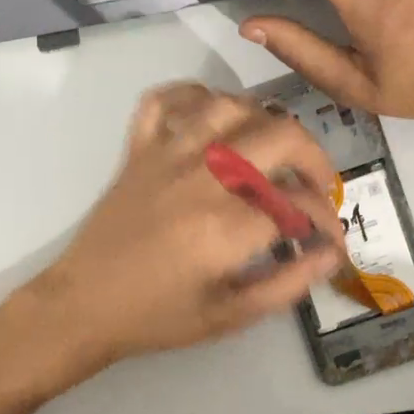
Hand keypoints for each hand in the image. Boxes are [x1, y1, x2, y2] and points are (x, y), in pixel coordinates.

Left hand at [32, 83, 345, 365]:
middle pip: (278, 136)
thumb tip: (331, 255)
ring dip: (262, 121)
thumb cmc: (156, 317)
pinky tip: (211, 118)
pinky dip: (191, 95)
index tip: (329, 238)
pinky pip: (162, 100)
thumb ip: (287, 285)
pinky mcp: (136, 152)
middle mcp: (200, 180)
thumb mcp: (229, 316)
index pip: (297, 203)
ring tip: (271, 151)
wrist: (83, 306)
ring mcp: (164, 158)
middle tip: (315, 187)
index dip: (325, 219)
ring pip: (228, 106)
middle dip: (314, 159)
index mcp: (225, 228)